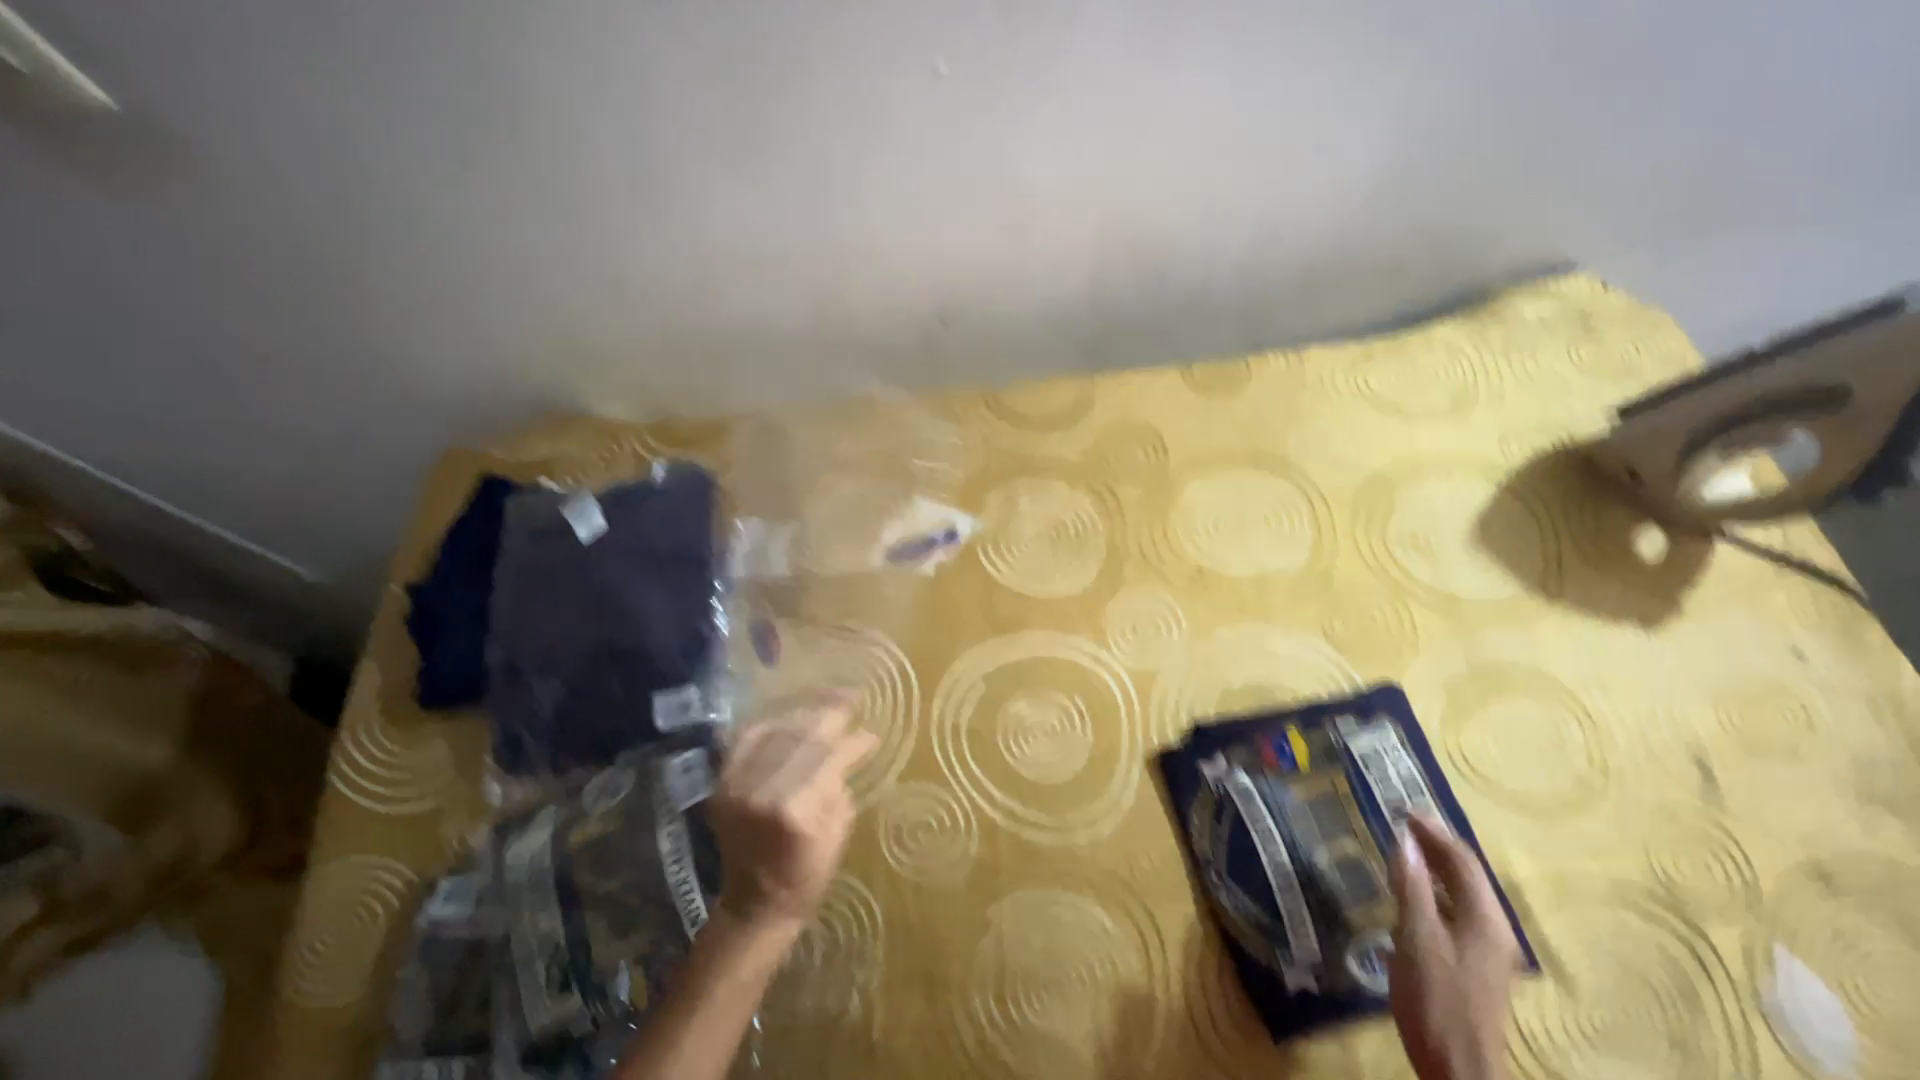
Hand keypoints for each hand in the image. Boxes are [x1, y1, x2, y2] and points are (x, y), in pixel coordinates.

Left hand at [710, 692, 875, 932]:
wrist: (755, 901)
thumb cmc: (808, 873)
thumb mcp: (838, 827)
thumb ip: (841, 780)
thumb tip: (854, 741)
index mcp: (795, 808)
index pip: (829, 756)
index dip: (853, 741)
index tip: (870, 733)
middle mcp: (761, 788)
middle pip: (800, 734)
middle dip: (830, 712)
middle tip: (852, 697)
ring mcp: (736, 783)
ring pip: (774, 729)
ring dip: (803, 711)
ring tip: (827, 699)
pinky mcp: (722, 781)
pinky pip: (746, 737)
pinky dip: (770, 721)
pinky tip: (790, 714)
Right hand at [1388, 815, 1521, 1079]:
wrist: (1459, 1069)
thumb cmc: (1436, 1000)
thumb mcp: (1416, 940)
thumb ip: (1411, 888)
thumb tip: (1403, 840)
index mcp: (1485, 918)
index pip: (1461, 861)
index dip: (1433, 832)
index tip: (1403, 810)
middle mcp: (1494, 929)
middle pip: (1466, 877)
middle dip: (1435, 848)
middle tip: (1402, 826)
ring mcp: (1488, 951)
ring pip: (1461, 897)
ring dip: (1433, 872)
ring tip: (1402, 855)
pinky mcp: (1475, 968)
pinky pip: (1455, 916)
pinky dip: (1433, 896)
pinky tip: (1411, 900)